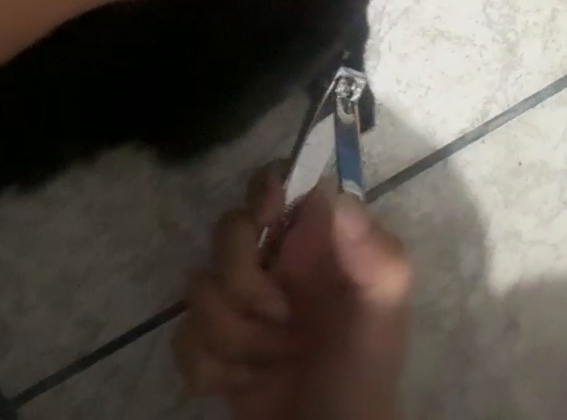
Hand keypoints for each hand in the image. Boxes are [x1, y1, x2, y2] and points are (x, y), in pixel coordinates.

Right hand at [176, 166, 410, 419]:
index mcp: (315, 241)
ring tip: (275, 361)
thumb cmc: (364, 377)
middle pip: (227, 229)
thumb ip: (377, 258)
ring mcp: (239, 303)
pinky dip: (214, 369)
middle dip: (244, 282)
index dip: (265, 189)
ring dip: (235, 336)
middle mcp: (273, 261)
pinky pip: (184, 338)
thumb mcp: (382, 316)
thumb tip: (341, 199)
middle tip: (281, 315)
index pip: (278, 181)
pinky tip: (246, 384)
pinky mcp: (212, 347)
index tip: (267, 216)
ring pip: (199, 287)